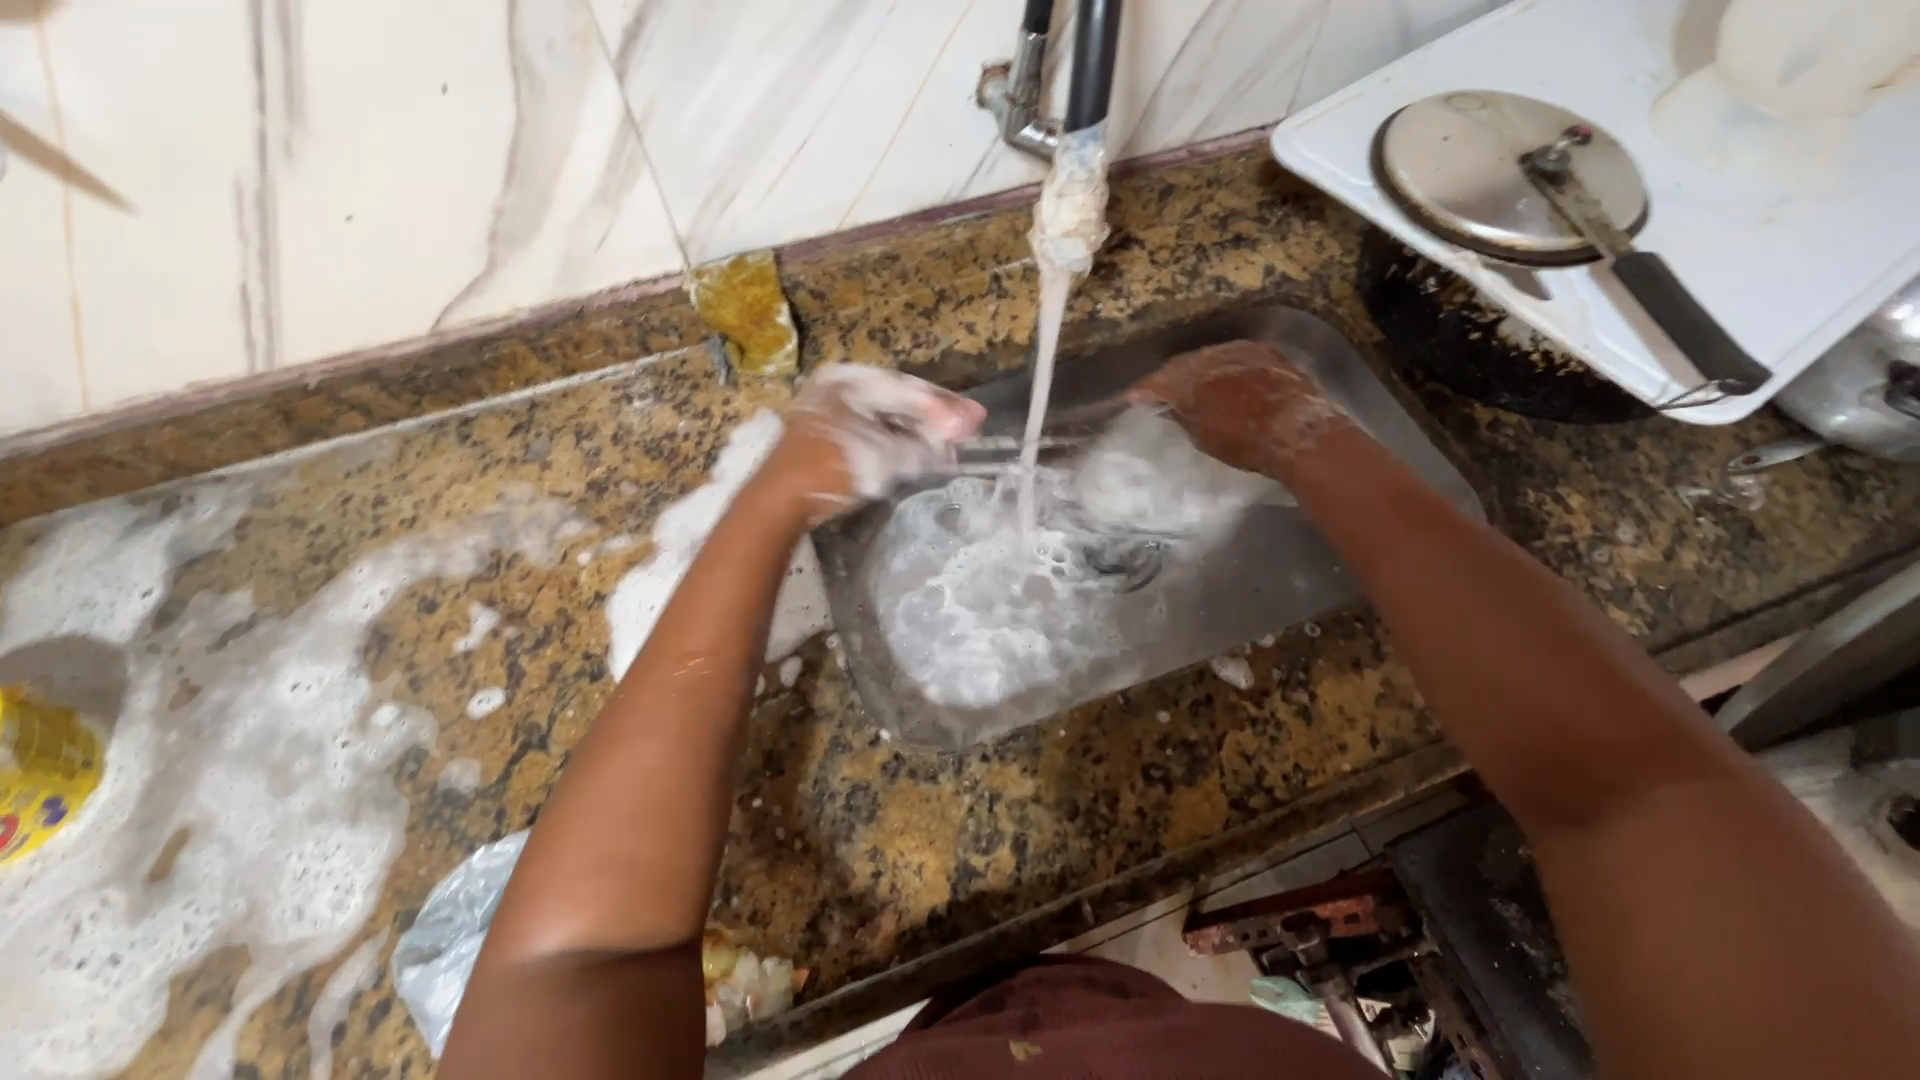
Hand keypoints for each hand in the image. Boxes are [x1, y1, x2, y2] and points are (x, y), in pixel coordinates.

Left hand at [760, 364, 986, 522]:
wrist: (777, 504)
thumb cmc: (825, 470)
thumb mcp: (880, 457)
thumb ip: (922, 445)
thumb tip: (959, 436)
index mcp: (845, 380)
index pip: (906, 389)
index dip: (943, 407)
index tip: (974, 418)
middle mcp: (839, 387)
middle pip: (899, 400)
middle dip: (936, 417)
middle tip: (972, 424)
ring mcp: (833, 410)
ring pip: (888, 416)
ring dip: (920, 430)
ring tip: (954, 439)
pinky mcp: (831, 435)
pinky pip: (875, 430)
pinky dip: (900, 440)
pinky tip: (923, 450)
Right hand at [1127, 341, 1348, 476]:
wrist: (1300, 433)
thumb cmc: (1246, 443)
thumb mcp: (1204, 437)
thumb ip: (1183, 417)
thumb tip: (1171, 407)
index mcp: (1188, 380)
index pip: (1156, 381)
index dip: (1142, 390)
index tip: (1131, 398)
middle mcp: (1210, 357)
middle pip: (1181, 364)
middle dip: (1170, 377)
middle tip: (1162, 391)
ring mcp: (1240, 351)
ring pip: (1209, 356)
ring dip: (1199, 369)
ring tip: (1194, 384)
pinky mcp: (1266, 353)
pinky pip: (1236, 356)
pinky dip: (1226, 366)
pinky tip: (1226, 376)